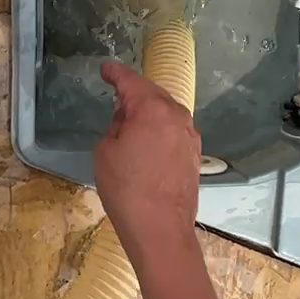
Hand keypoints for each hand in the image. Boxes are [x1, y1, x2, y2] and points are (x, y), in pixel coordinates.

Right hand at [94, 61, 200, 247]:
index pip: (131, 82)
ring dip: (148, 112)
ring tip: (128, 121)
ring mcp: (190, 136)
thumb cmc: (126, 189)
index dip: (115, 73)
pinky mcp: (194, 155)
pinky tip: (146, 142)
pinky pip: (173, 131)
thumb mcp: (105, 152)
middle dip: (134, 93)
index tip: (106, 69)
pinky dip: (158, 129)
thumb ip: (115, 127)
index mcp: (152, 109)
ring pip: (166, 113)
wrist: (160, 229)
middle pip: (153, 94)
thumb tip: (127, 121)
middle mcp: (177, 116)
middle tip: (114, 97)